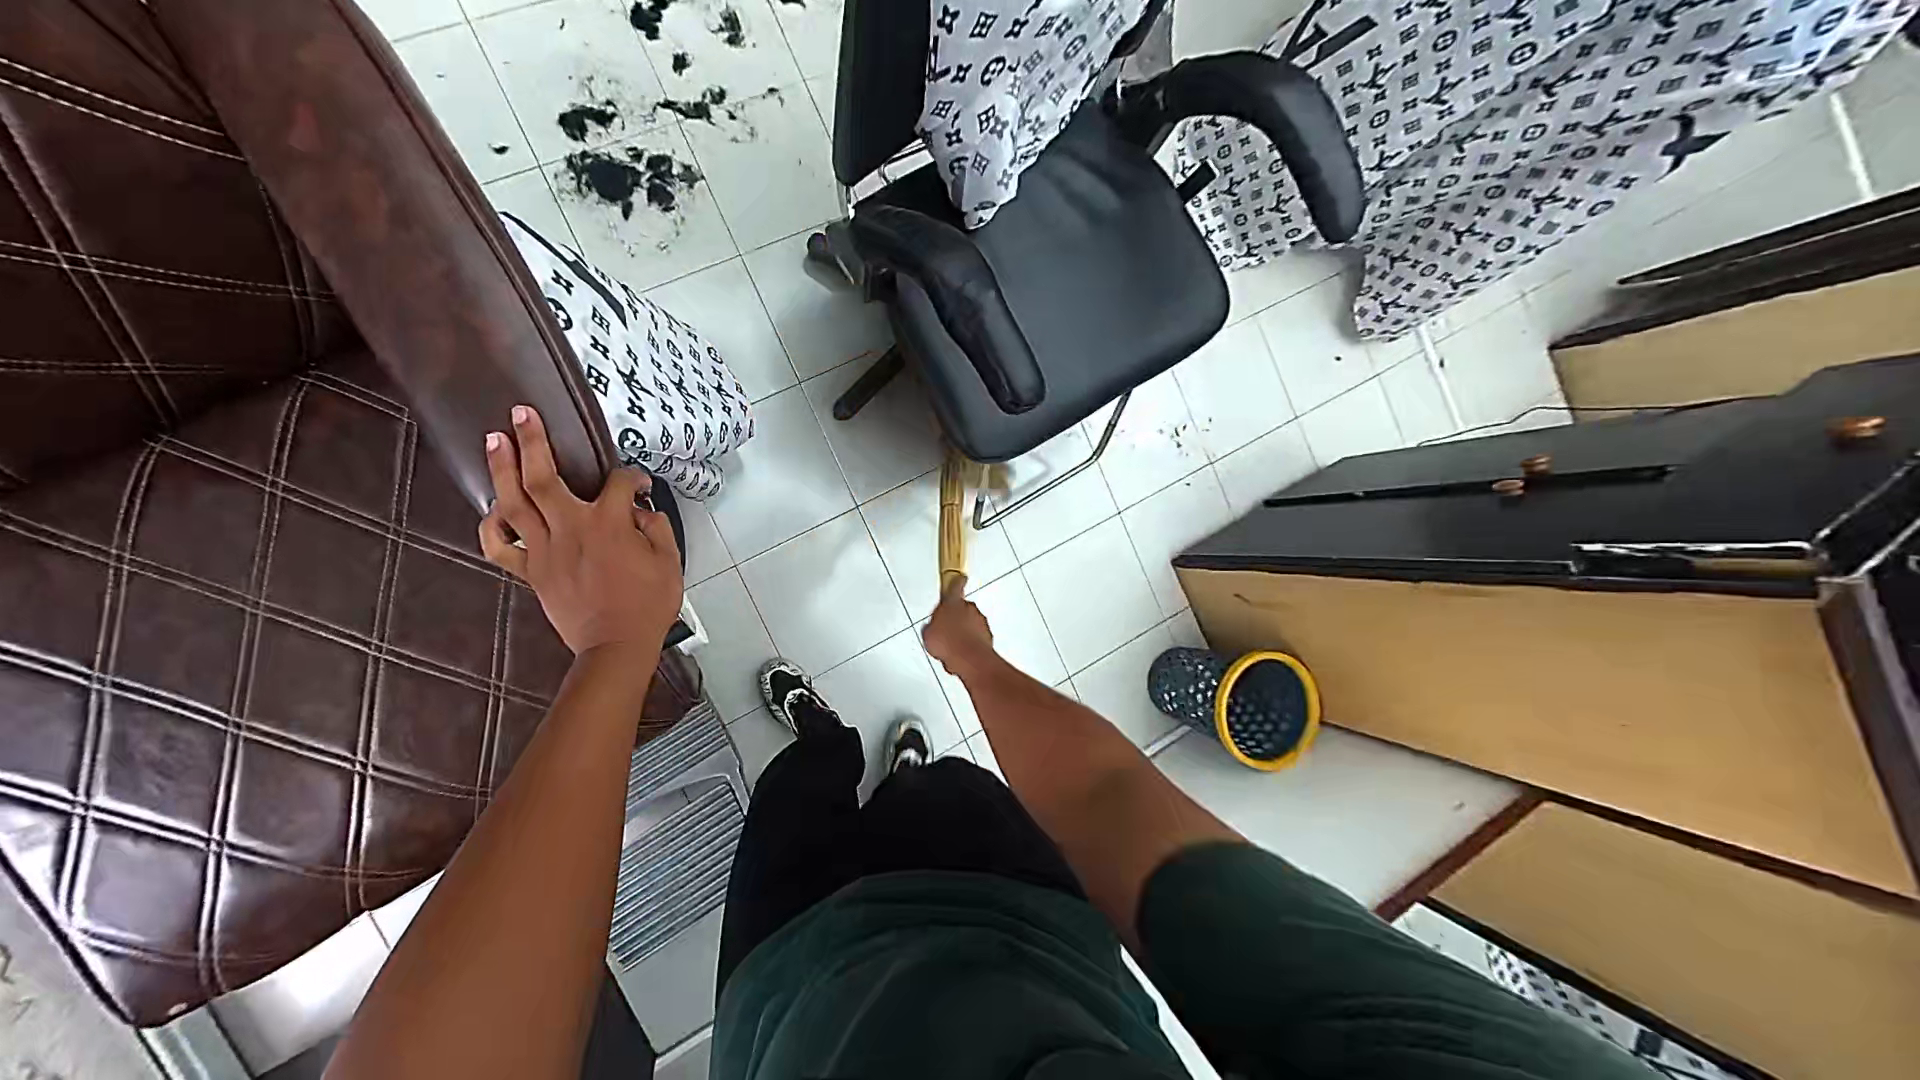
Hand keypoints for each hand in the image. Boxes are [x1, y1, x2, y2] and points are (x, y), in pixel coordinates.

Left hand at [478, 405, 682, 654]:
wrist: (616, 645)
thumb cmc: (647, 604)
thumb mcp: (670, 562)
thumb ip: (657, 528)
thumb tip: (641, 512)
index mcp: (609, 524)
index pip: (619, 484)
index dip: (632, 477)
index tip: (640, 484)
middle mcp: (571, 528)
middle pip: (543, 477)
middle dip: (532, 441)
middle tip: (521, 414)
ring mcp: (544, 550)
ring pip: (513, 502)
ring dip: (502, 468)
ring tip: (495, 441)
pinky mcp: (531, 571)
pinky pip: (500, 547)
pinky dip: (491, 526)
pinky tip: (493, 510)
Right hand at [923, 575, 996, 677]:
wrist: (968, 658)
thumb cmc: (949, 643)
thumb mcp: (928, 633)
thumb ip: (930, 626)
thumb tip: (930, 628)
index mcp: (952, 603)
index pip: (955, 586)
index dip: (957, 581)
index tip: (959, 578)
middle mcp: (969, 608)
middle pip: (962, 607)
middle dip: (955, 617)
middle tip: (946, 628)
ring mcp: (980, 621)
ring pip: (970, 622)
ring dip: (964, 630)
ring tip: (952, 645)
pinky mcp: (987, 635)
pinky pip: (977, 635)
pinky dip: (971, 640)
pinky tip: (961, 652)